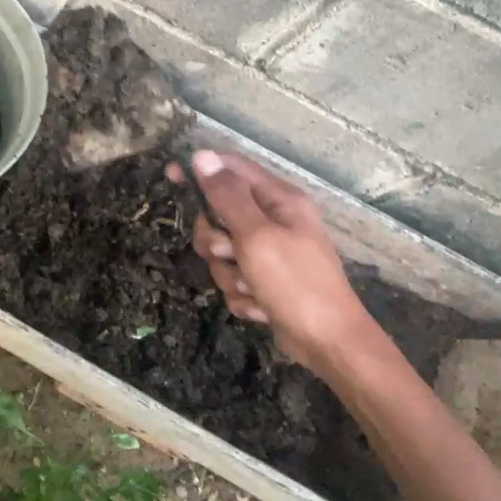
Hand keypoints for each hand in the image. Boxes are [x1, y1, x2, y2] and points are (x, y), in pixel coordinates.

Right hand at [168, 150, 376, 374]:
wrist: (328, 344)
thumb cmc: (296, 283)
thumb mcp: (256, 236)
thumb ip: (227, 196)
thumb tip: (202, 156)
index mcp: (279, 199)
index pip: (231, 168)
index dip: (201, 169)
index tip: (171, 176)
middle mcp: (274, 220)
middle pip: (218, 213)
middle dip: (215, 240)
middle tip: (228, 254)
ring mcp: (269, 251)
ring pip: (221, 251)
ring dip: (230, 274)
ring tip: (254, 288)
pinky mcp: (264, 280)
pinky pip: (233, 277)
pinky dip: (241, 294)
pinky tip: (261, 306)